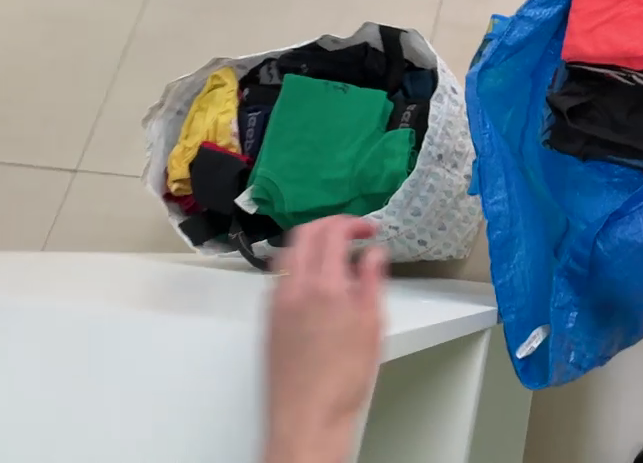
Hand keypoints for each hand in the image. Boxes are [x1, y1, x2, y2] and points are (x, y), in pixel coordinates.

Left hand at [263, 216, 387, 462]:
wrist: (307, 420)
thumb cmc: (345, 376)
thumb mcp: (373, 323)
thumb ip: (373, 280)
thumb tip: (373, 252)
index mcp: (324, 286)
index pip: (332, 232)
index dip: (353, 222)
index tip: (370, 229)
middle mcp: (294, 289)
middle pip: (303, 234)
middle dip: (330, 224)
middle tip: (353, 232)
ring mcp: (276, 305)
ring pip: (287, 254)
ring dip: (311, 243)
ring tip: (335, 254)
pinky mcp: (268, 322)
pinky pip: (279, 277)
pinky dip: (298, 264)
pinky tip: (317, 282)